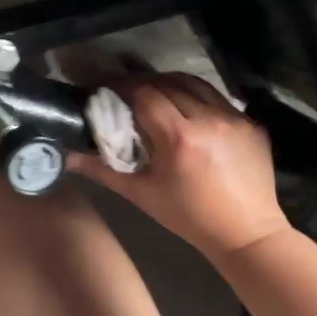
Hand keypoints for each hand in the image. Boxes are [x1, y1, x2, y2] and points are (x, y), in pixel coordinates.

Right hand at [69, 72, 289, 261]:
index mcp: (179, 137)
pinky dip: (196, 96)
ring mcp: (234, 119)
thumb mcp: (140, 193)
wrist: (248, 234)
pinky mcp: (251, 124)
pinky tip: (186, 109)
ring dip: (169, 82)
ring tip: (154, 91)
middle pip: (168, 82)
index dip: (123, 86)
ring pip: (194, 83)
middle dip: (143, 81)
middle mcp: (208, 120)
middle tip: (125, 89)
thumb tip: (65, 156)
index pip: (145, 93)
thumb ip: (101, 169)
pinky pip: (217, 98)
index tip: (107, 88)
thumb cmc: (188, 216)